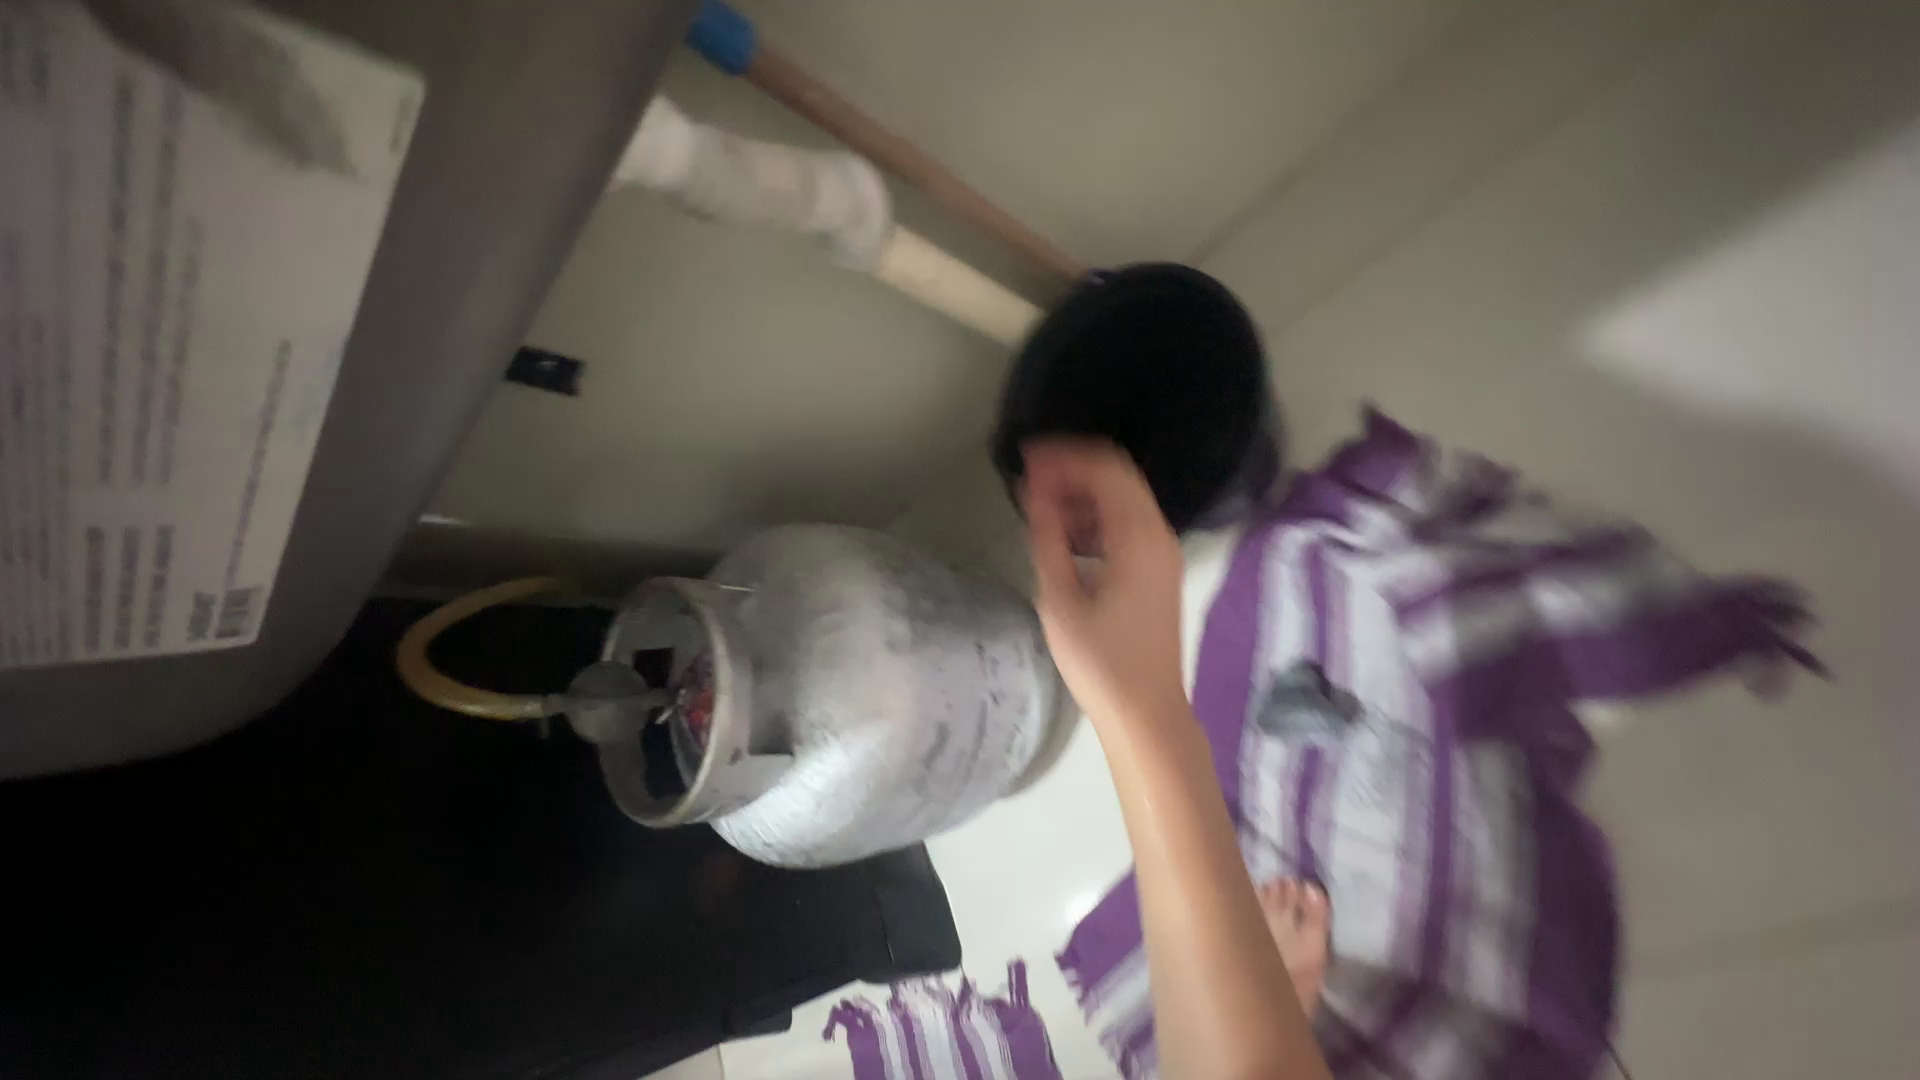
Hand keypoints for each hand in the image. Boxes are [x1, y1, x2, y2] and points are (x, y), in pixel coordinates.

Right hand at [1022, 439, 1187, 729]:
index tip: (1026, 460)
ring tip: (1039, 506)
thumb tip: (1035, 493)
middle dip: (1072, 471)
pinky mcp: (1158, 573)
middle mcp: (1159, 535)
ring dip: (1083, 494)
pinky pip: (1128, 526)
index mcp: (1139, 536)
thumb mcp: (1060, 599)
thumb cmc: (1100, 661)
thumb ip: (1047, 538)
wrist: (1147, 714)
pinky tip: (1065, 536)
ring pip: (1123, 501)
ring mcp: (1163, 554)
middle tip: (1029, 479)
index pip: (1105, 469)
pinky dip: (1096, 519)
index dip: (1064, 457)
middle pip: (1117, 478)